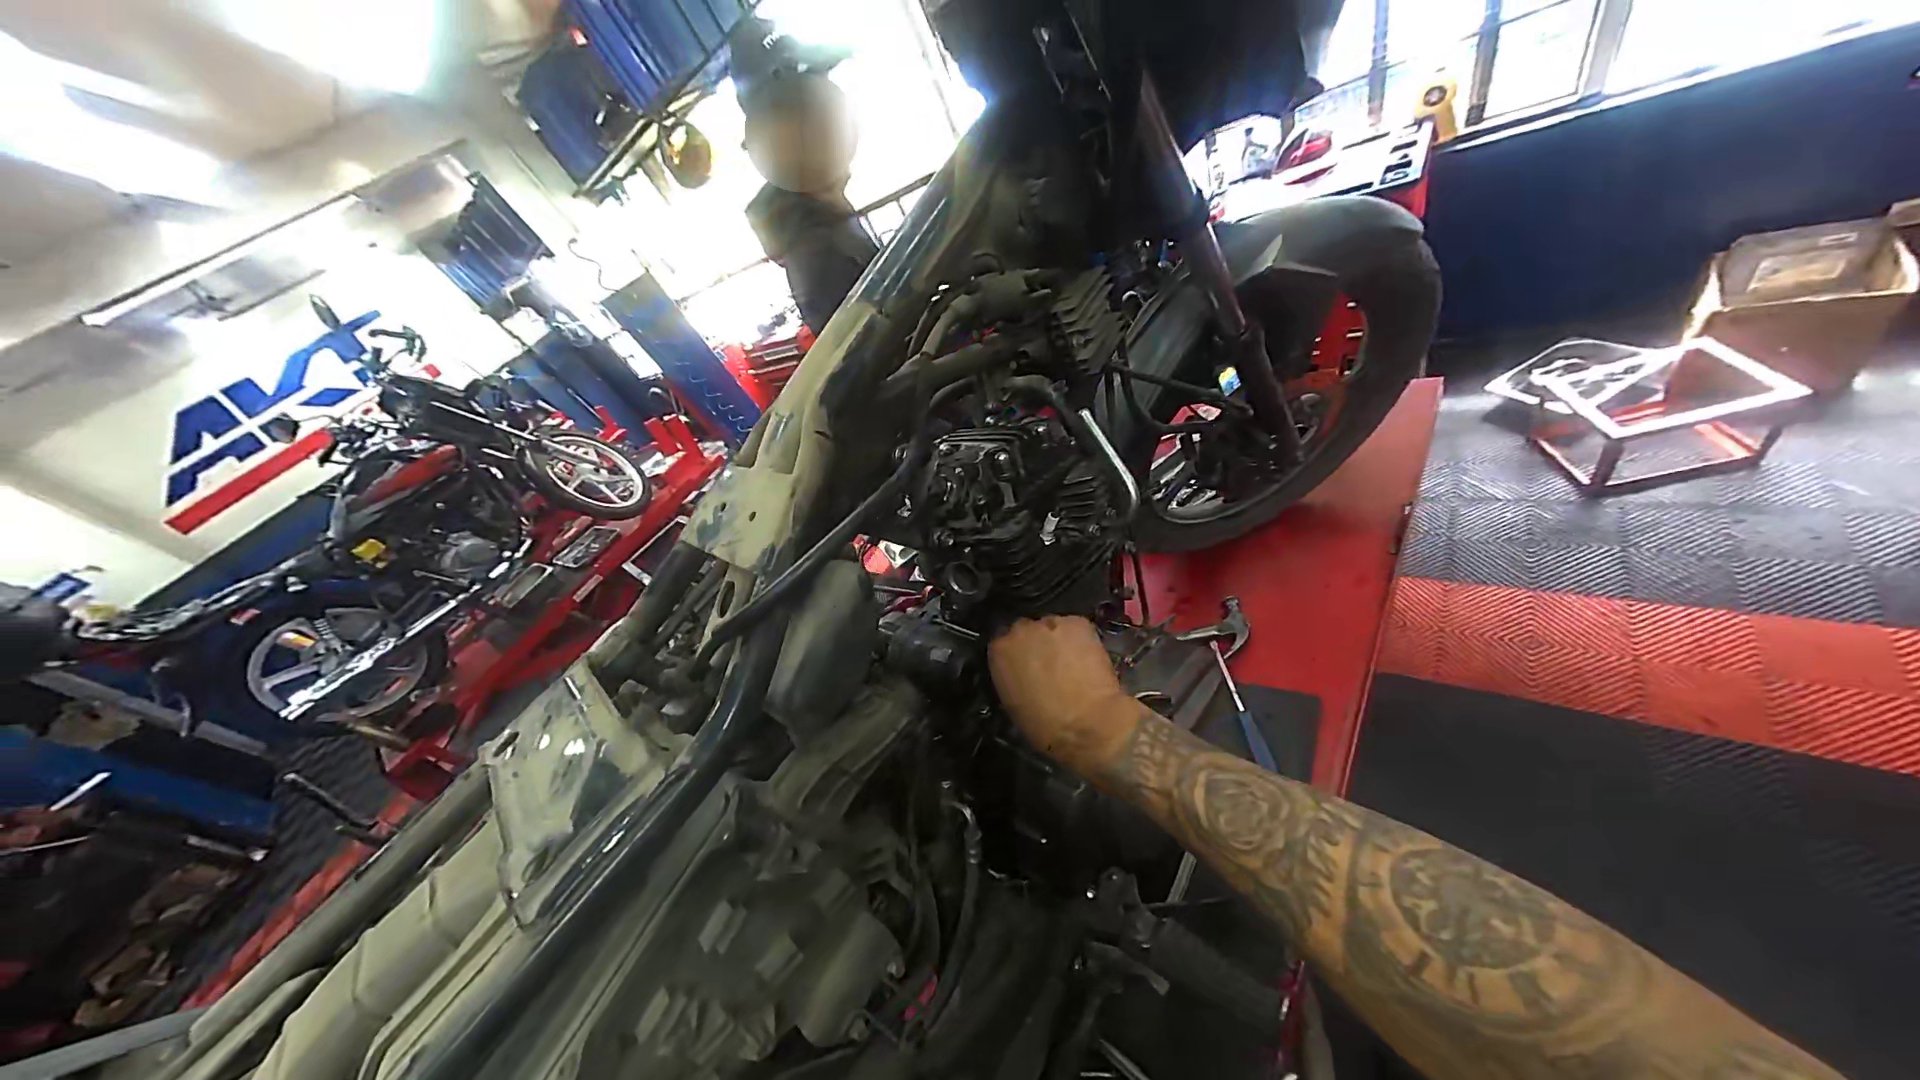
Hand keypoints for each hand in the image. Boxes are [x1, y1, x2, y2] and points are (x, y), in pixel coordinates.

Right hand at [988, 615, 1138, 773]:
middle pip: (1027, 630)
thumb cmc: (1045, 725)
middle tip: (1051, 664)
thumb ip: (1013, 678)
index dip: (1018, 656)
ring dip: (1059, 641)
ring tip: (1073, 662)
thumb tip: (1024, 675)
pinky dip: (1082, 640)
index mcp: (999, 651)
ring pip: (1053, 627)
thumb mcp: (1013, 704)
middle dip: (1037, 644)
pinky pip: (1076, 628)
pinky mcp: (1078, 623)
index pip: (1003, 643)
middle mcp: (1020, 630)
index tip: (1028, 667)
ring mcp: (1050, 623)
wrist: (1086, 723)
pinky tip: (1088, 658)